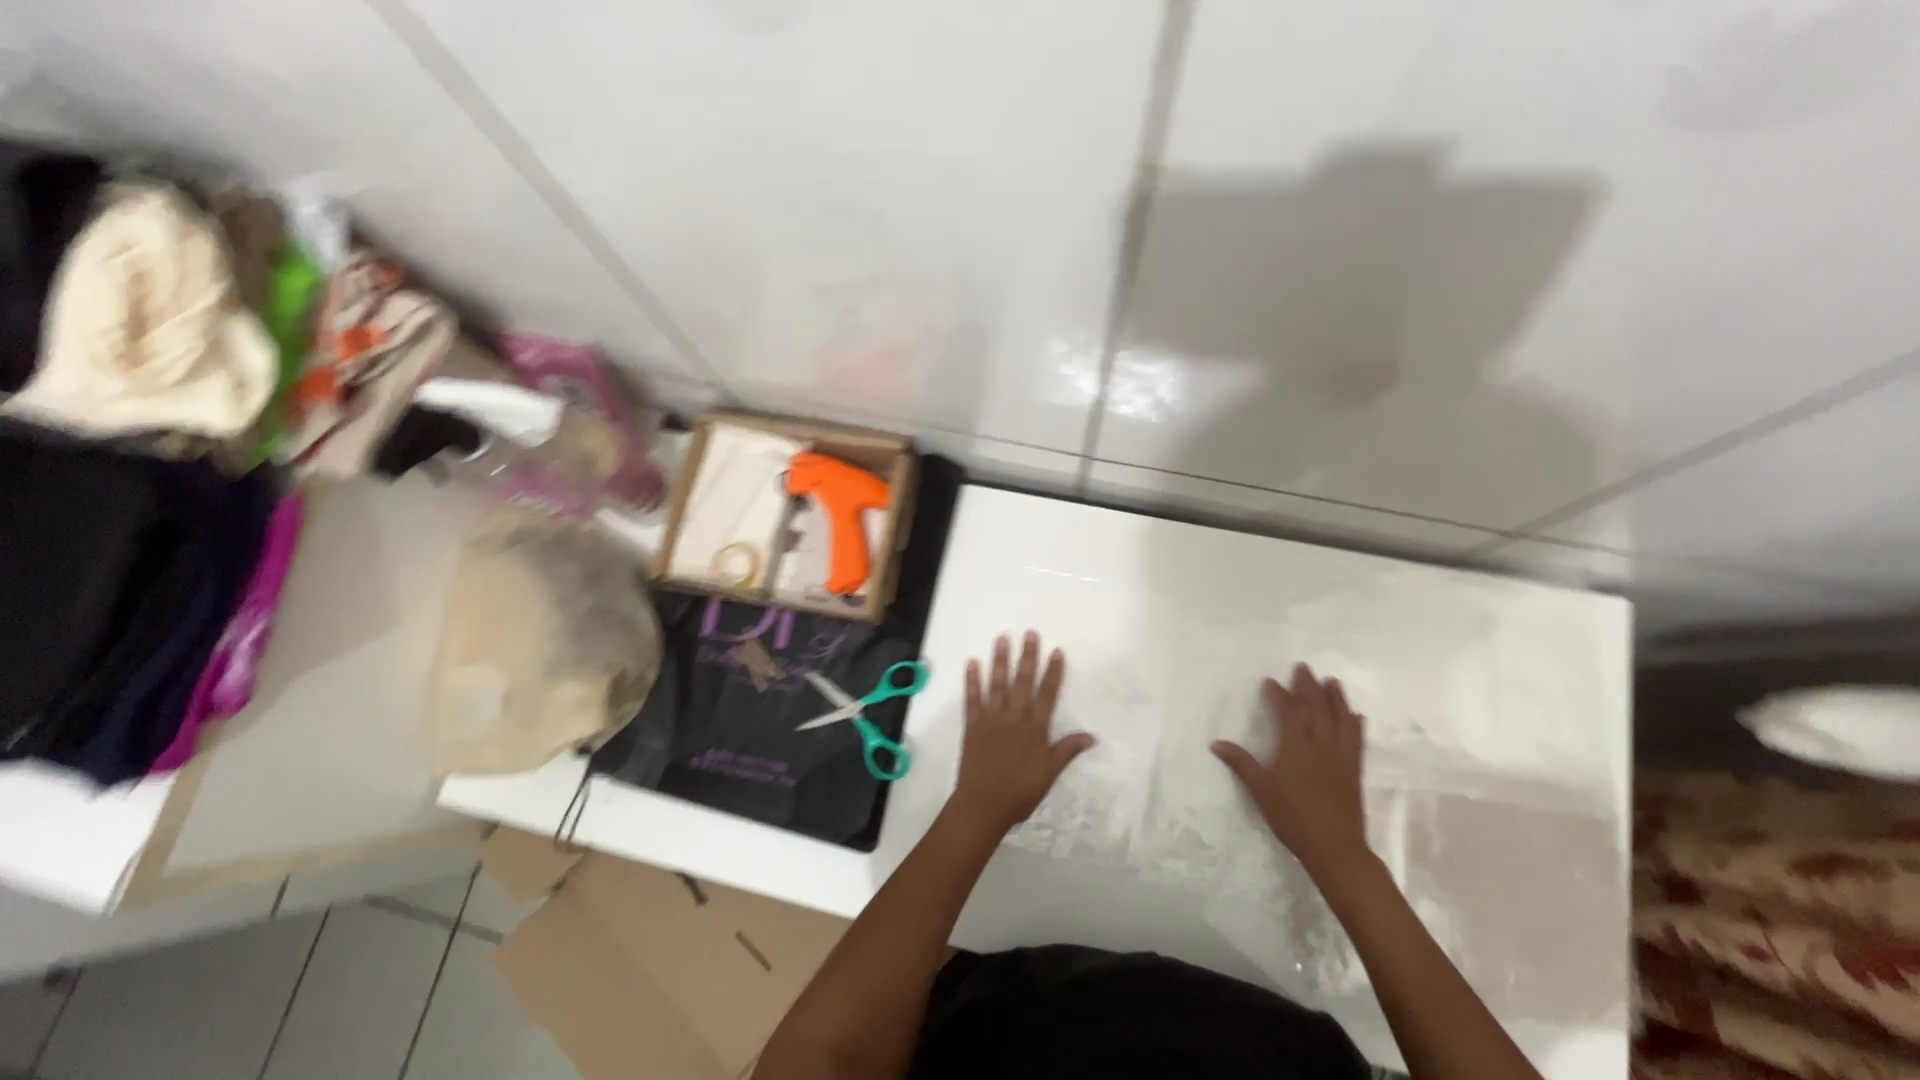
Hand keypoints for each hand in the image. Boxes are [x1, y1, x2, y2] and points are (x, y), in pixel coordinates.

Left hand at [949, 632, 1093, 836]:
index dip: (1053, 672)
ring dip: (1000, 660)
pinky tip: (972, 663)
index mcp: (1035, 728)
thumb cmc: (1020, 792)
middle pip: (1022, 681)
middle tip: (1029, 633)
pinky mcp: (972, 725)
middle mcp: (1014, 717)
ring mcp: (991, 719)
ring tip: (1002, 638)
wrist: (983, 804)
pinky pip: (972, 698)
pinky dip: (972, 680)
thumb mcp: (1049, 773)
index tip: (1057, 651)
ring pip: (997, 684)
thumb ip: (1067, 750)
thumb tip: (1091, 736)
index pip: (1047, 694)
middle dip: (1027, 656)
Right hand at [1213, 663, 1370, 880]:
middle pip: (1317, 708)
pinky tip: (1355, 716)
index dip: (1280, 695)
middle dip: (1309, 686)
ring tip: (1332, 681)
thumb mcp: (1261, 790)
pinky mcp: (1355, 770)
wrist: (1334, 846)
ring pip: (1340, 719)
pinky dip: (1355, 724)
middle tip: (1303, 668)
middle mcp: (1321, 745)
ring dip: (1336, 698)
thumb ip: (1241, 763)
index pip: (1289, 712)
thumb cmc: (1292, 818)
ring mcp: (1341, 757)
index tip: (1271, 681)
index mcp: (1296, 748)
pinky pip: (1357, 740)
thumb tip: (1216, 743)